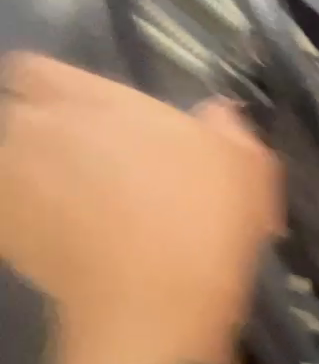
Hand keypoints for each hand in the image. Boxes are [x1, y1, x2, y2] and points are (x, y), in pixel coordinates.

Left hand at [0, 53, 280, 358]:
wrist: (158, 294)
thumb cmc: (212, 216)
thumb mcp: (249, 164)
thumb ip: (223, 127)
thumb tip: (213, 113)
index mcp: (92, 101)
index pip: (36, 69)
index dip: (63, 89)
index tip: (100, 116)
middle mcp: (32, 127)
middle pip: (23, 114)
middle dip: (53, 131)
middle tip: (104, 163)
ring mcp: (5, 176)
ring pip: (15, 160)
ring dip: (42, 173)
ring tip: (91, 206)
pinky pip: (11, 205)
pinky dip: (34, 214)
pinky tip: (79, 236)